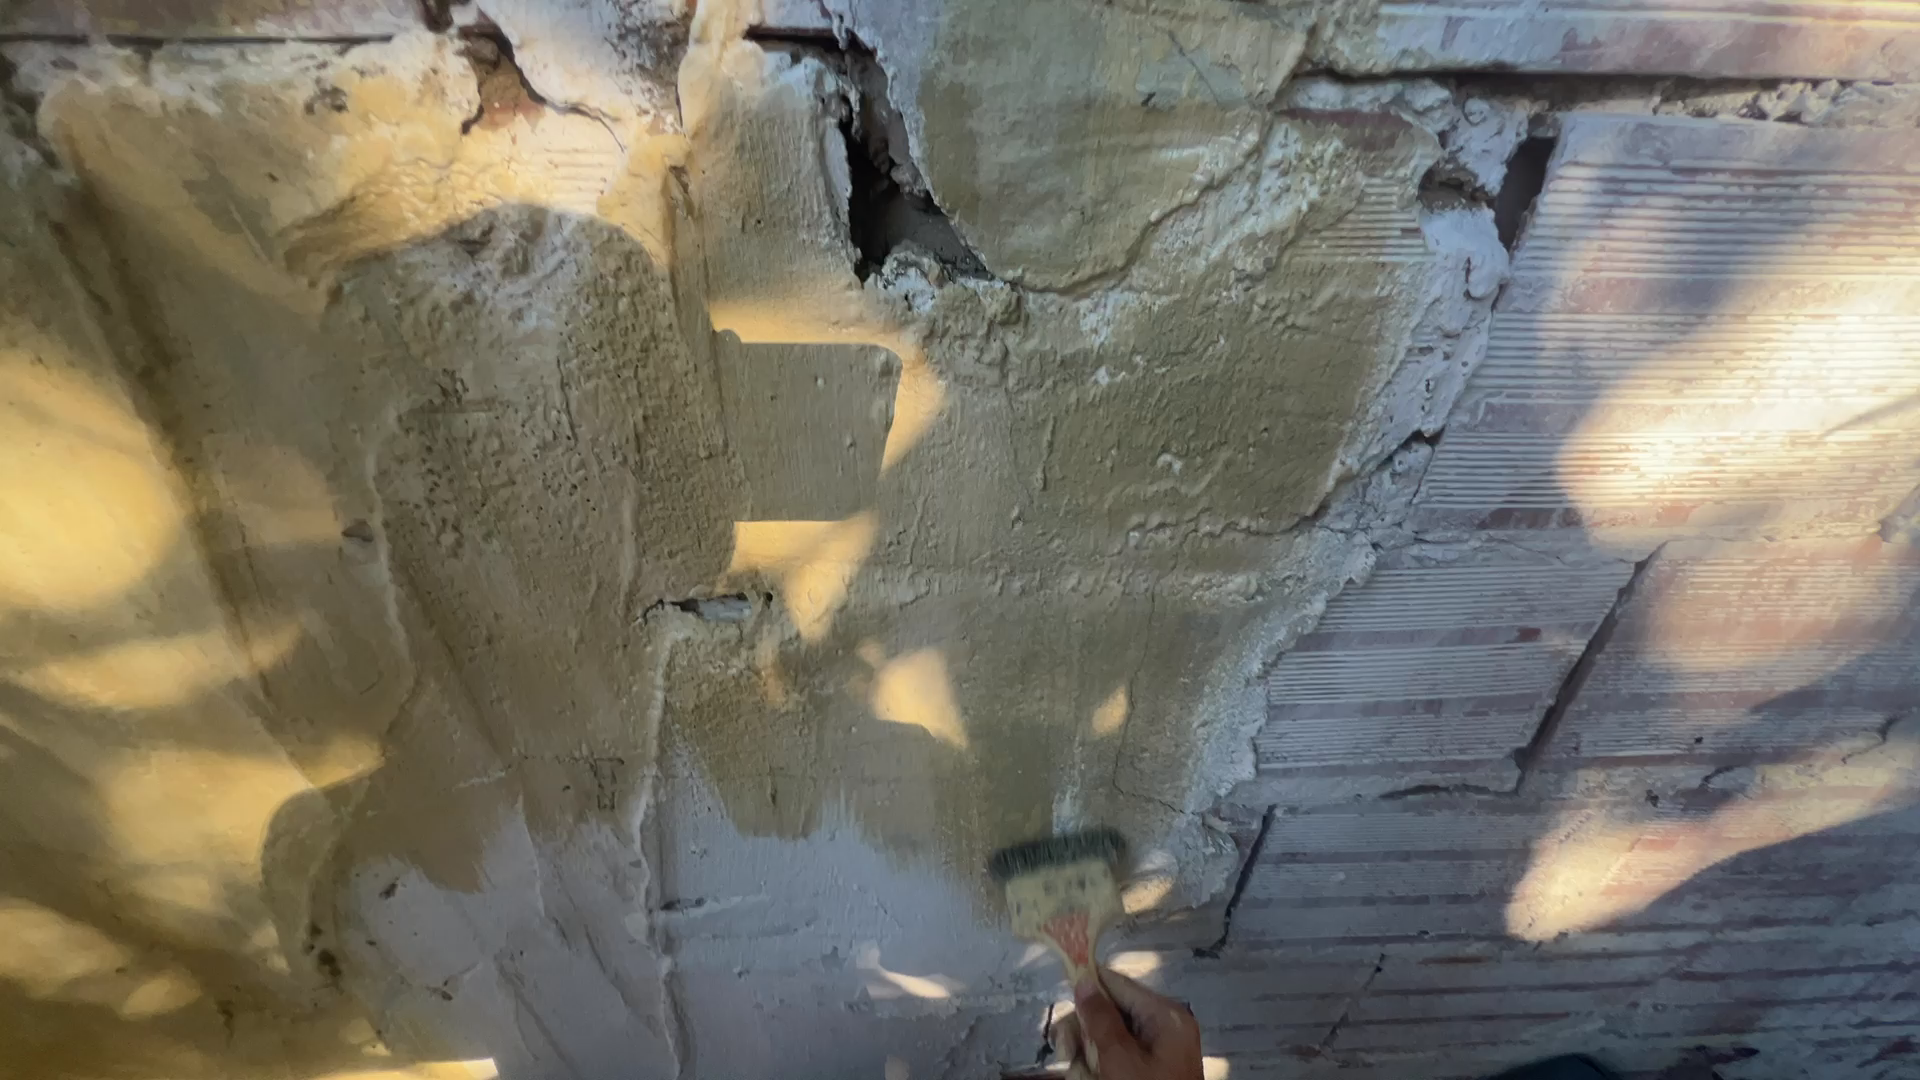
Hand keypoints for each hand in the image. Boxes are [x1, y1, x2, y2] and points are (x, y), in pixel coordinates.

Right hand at [1050, 967, 1202, 1079]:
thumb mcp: (1120, 1061)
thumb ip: (1100, 1019)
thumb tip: (1083, 980)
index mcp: (1164, 1015)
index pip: (1116, 982)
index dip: (1086, 990)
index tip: (1063, 1007)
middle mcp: (1162, 1025)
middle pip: (1108, 1009)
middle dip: (1083, 1030)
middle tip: (1066, 1054)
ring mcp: (1155, 1050)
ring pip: (1105, 1034)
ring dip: (1085, 1052)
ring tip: (1077, 1072)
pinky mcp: (1146, 1070)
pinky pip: (1113, 1055)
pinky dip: (1096, 1066)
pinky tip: (1087, 1077)